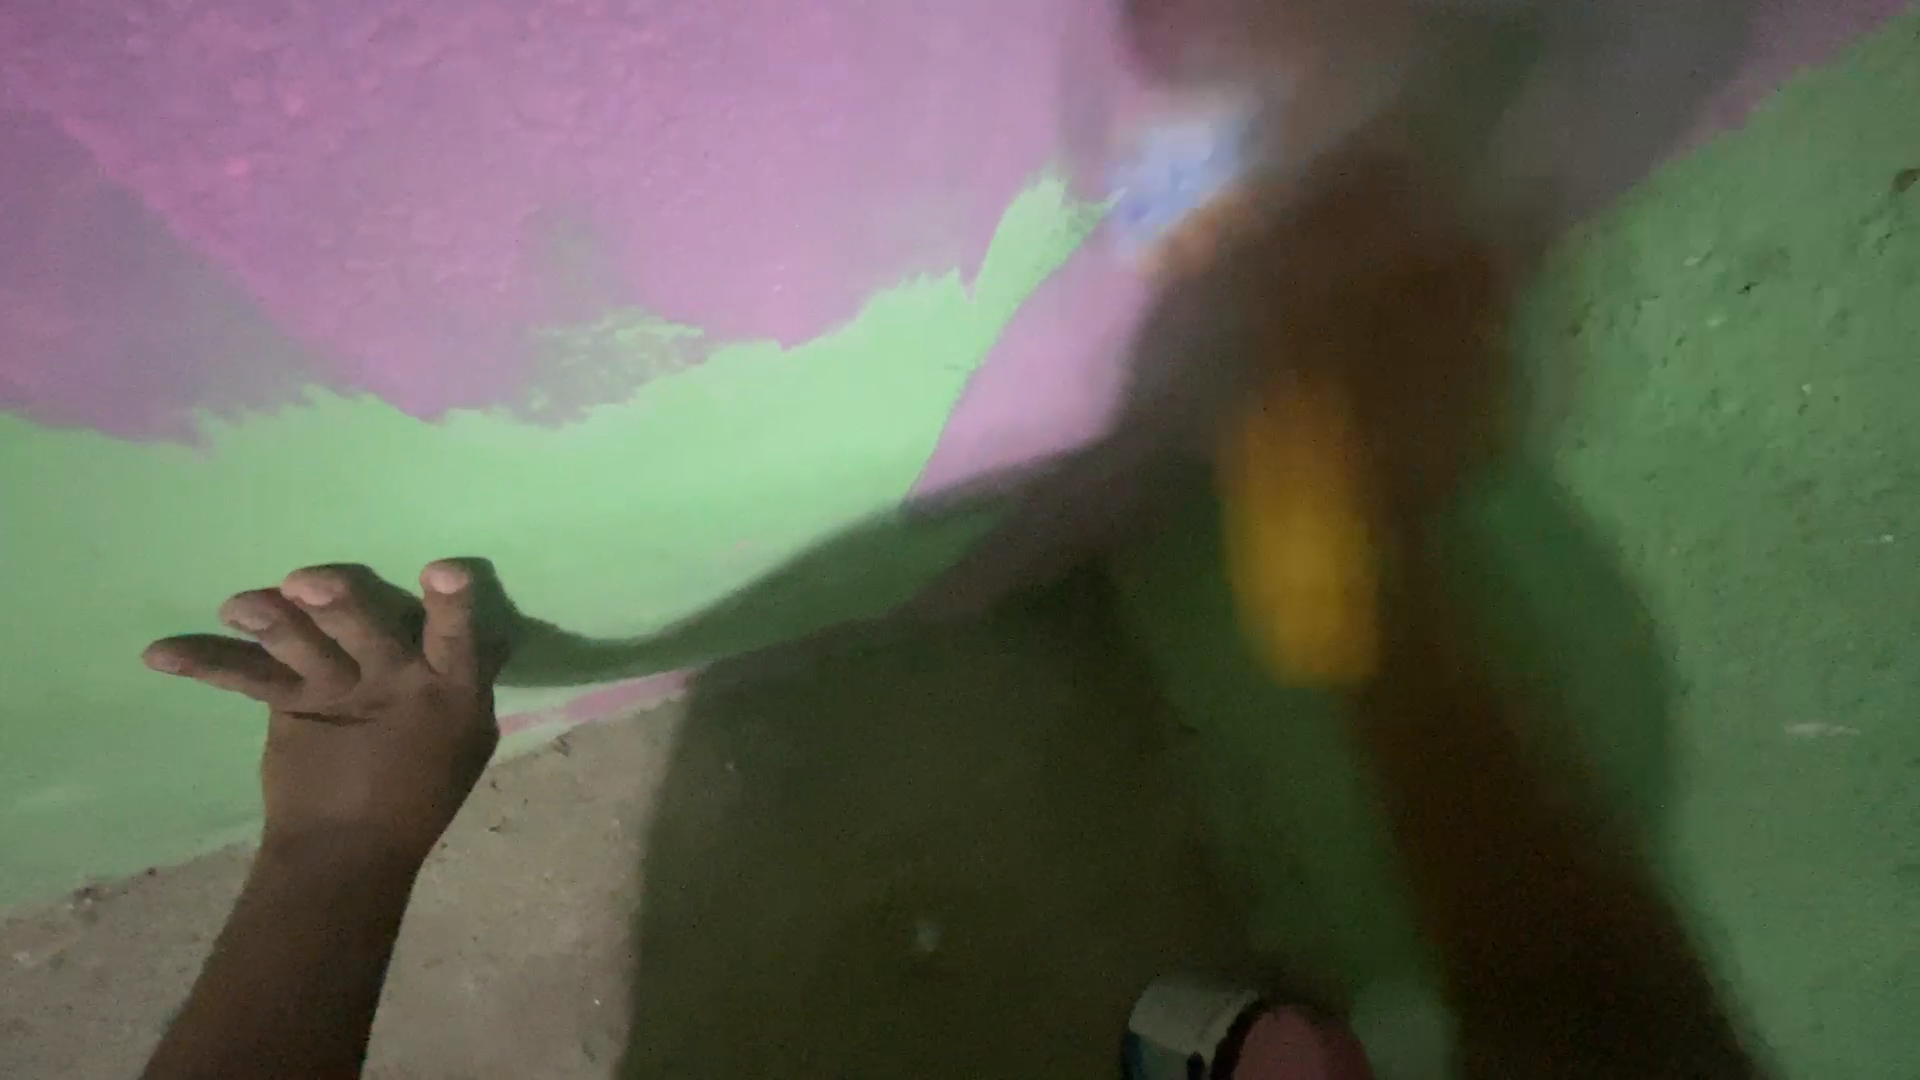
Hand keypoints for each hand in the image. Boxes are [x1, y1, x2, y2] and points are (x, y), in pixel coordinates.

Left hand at [143, 560, 509, 866]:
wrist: (354, 846)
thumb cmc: (429, 786)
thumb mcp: (472, 733)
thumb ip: (473, 681)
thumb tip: (494, 637)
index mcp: (450, 689)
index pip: (458, 639)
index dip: (452, 604)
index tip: (444, 569)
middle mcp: (395, 684)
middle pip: (370, 636)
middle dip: (341, 607)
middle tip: (309, 581)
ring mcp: (338, 696)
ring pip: (306, 652)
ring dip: (271, 626)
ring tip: (240, 604)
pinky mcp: (290, 711)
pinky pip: (247, 682)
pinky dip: (204, 665)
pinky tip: (159, 652)